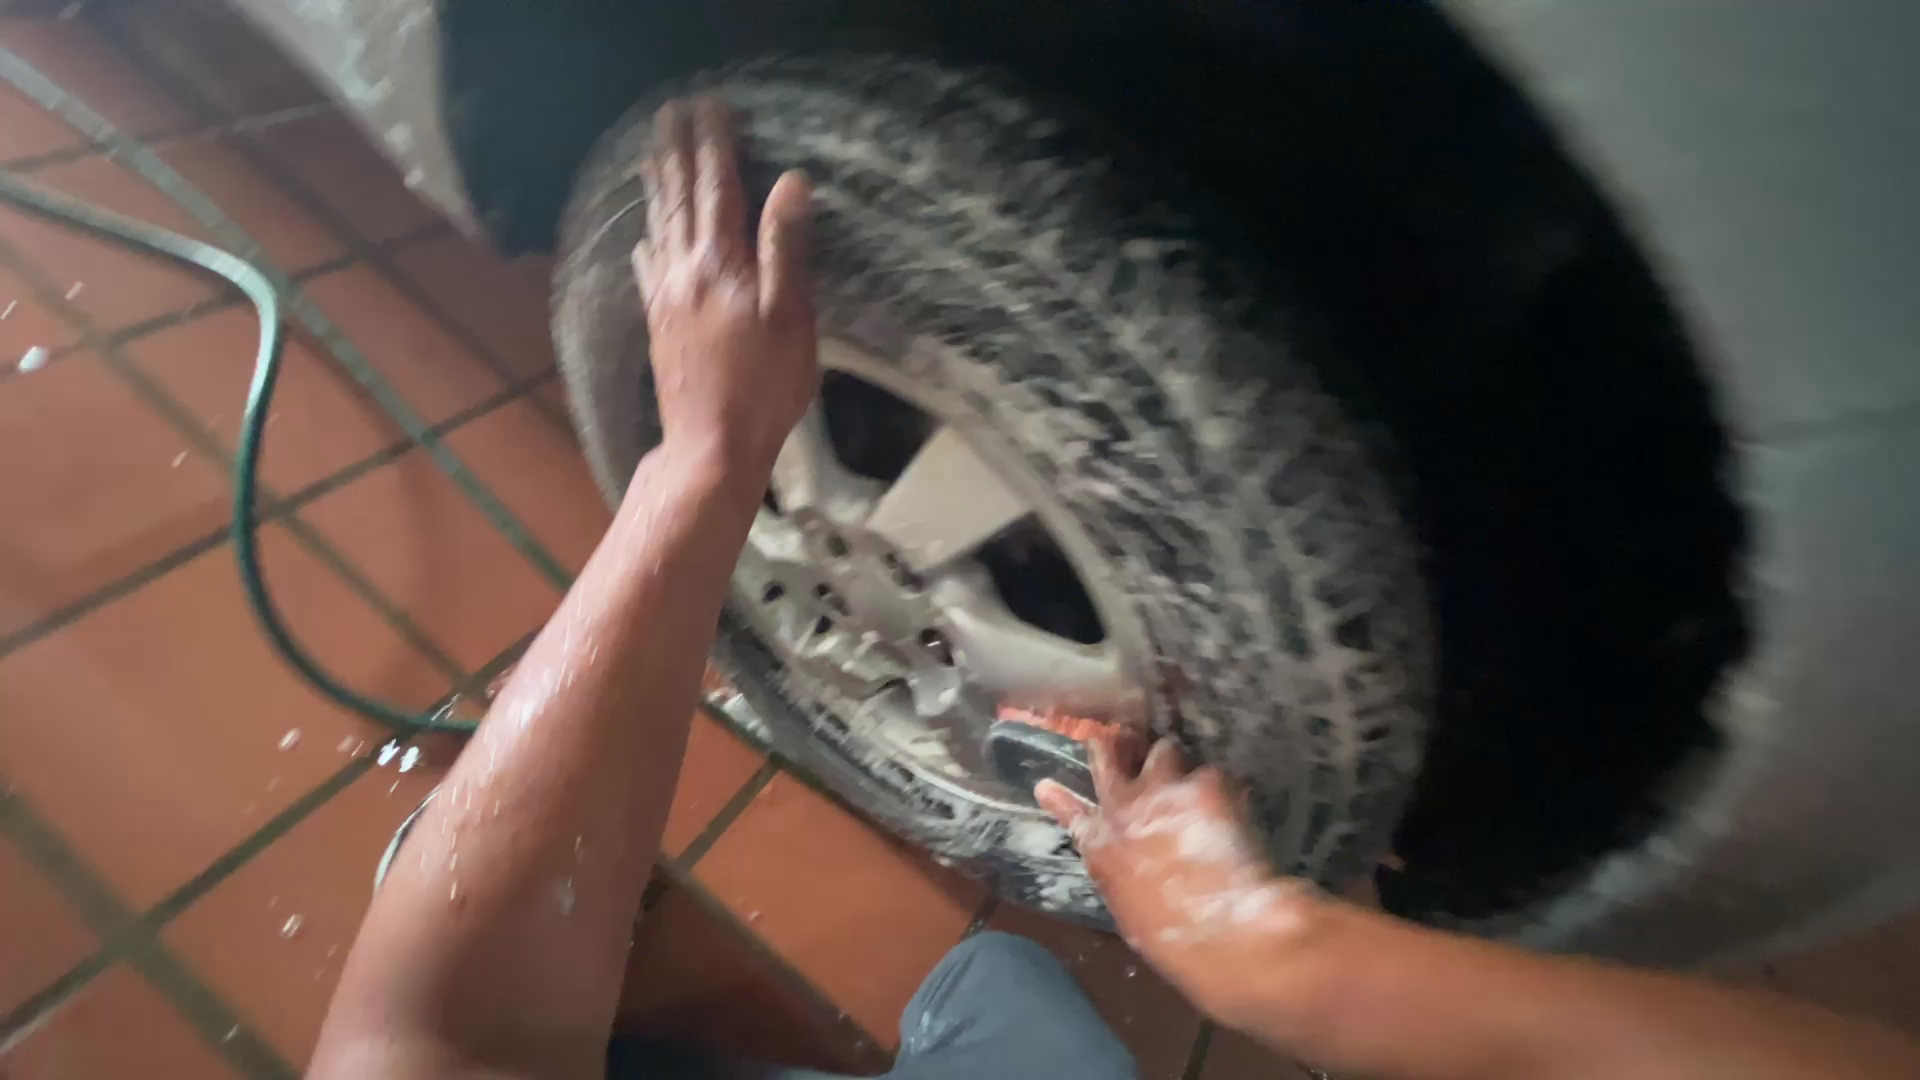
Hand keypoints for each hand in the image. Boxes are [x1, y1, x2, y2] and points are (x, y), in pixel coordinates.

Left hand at [635, 96, 816, 485]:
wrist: (711, 443)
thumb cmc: (764, 387)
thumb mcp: (789, 318)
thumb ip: (784, 249)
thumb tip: (790, 181)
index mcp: (721, 264)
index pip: (719, 188)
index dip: (716, 144)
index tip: (712, 104)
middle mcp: (684, 270)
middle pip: (680, 199)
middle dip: (678, 151)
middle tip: (672, 111)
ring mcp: (666, 298)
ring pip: (660, 228)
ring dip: (657, 186)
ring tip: (651, 154)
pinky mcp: (659, 325)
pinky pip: (648, 270)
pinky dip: (647, 242)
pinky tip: (644, 239)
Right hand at [1036, 732, 1325, 1028]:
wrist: (1227, 932)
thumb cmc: (1175, 938)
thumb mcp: (1130, 907)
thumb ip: (1121, 870)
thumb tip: (1129, 863)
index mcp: (1101, 845)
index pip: (1071, 813)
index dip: (1059, 798)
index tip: (1046, 785)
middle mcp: (1124, 806)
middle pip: (1107, 754)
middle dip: (1114, 745)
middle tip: (1125, 742)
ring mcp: (1164, 788)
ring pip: (1163, 749)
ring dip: (1173, 761)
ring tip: (1188, 777)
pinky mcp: (1206, 783)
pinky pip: (1213, 773)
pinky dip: (1223, 788)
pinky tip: (1235, 807)